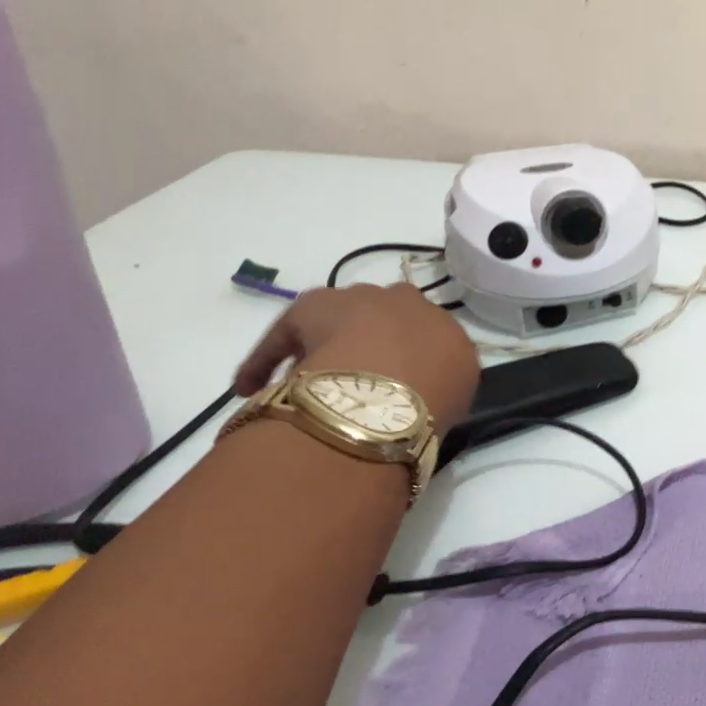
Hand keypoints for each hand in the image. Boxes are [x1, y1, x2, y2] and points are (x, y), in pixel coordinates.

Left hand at [234, 284, 478, 429]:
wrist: (389, 392)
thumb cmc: (429, 406)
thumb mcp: (455, 399)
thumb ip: (442, 386)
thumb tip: (420, 395)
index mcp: (447, 330)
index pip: (428, 337)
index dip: (408, 359)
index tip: (392, 385)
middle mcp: (411, 304)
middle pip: (388, 315)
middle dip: (372, 336)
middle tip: (355, 374)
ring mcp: (365, 300)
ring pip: (342, 314)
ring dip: (329, 339)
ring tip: (309, 378)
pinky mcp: (315, 304)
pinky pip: (289, 330)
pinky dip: (269, 356)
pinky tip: (250, 383)